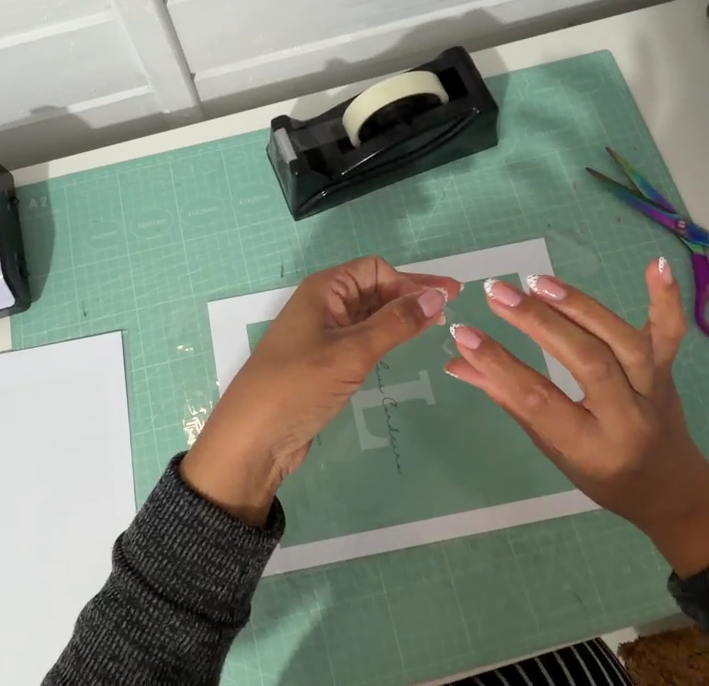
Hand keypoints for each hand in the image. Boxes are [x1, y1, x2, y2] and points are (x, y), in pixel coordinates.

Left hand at [182, 257, 459, 524]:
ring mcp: (323, 334)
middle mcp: (324, 305)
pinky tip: (405, 345)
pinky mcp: (325, 362)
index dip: (410, 281)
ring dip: (400, 315)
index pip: (375, 270)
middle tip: (453, 304)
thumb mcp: (352, 352)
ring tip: (436, 324)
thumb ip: (396, 323)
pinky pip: (362, 338)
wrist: (255, 438)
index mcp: (324, 290)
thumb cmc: (299, 385)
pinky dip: (386, 337)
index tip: (446, 299)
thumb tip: (436, 297)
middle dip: (411, 294)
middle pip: (375, 288)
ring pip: (370, 314)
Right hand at [446, 258, 708, 575]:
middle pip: (587, 361)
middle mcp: (627, 418)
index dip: (497, 364)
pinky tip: (657, 264)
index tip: (462, 332)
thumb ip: (507, 399)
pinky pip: (671, 332)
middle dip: (538, 323)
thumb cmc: (601, 474)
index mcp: (591, 447)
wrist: (673, 490)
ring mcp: (654, 390)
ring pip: (622, 341)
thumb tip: (457, 360)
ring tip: (537, 282)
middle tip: (497, 293)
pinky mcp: (669, 369)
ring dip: (579, 307)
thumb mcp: (550, 448)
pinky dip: (666, 298)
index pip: (538, 399)